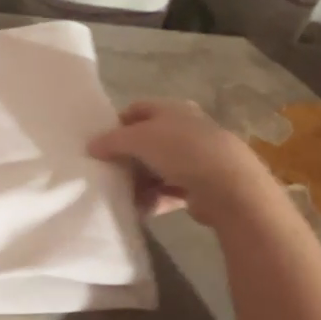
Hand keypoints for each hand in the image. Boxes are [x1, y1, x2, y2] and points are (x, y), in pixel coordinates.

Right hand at [88, 99, 279, 223]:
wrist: (229, 187)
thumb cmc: (181, 151)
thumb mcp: (138, 138)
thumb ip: (111, 140)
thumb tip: (91, 146)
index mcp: (173, 109)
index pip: (138, 109)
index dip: (118, 123)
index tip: (101, 143)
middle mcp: (186, 130)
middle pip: (147, 141)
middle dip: (127, 157)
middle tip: (107, 171)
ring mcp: (196, 158)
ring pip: (158, 168)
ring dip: (139, 182)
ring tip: (121, 196)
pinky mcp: (202, 186)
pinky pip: (170, 191)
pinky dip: (154, 200)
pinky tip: (140, 210)